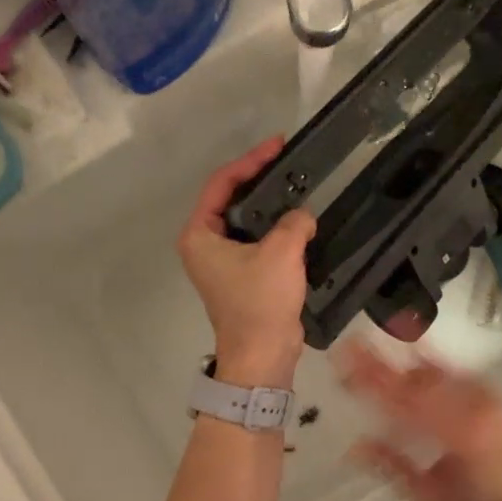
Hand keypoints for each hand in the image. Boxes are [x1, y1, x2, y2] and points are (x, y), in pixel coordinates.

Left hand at [178, 138, 316, 387]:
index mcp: (199, 235)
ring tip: (297, 188)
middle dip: (260, 181)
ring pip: (247, 222)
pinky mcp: (243, 277)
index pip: (221, 184)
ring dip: (271, 207)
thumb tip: (302, 216)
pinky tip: (299, 221)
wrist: (263, 355)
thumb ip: (293, 222)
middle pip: (232, 200)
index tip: (277, 145)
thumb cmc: (261, 301)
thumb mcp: (281, 252)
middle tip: (288, 162)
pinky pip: (258, 243)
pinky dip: (276, 230)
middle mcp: (204, 246)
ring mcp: (223, 263)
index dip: (250, 161)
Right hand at [339, 341, 501, 500]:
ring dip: (400, 357)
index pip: (402, 403)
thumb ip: (393, 469)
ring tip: (371, 346)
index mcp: (452, 436)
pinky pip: (453, 369)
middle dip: (379, 361)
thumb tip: (354, 446)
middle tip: (349, 345)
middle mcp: (468, 408)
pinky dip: (428, 360)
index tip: (344, 366)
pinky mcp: (489, 391)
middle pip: (414, 378)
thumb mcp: (429, 499)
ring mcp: (481, 396)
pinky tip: (409, 349)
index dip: (370, 382)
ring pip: (433, 369)